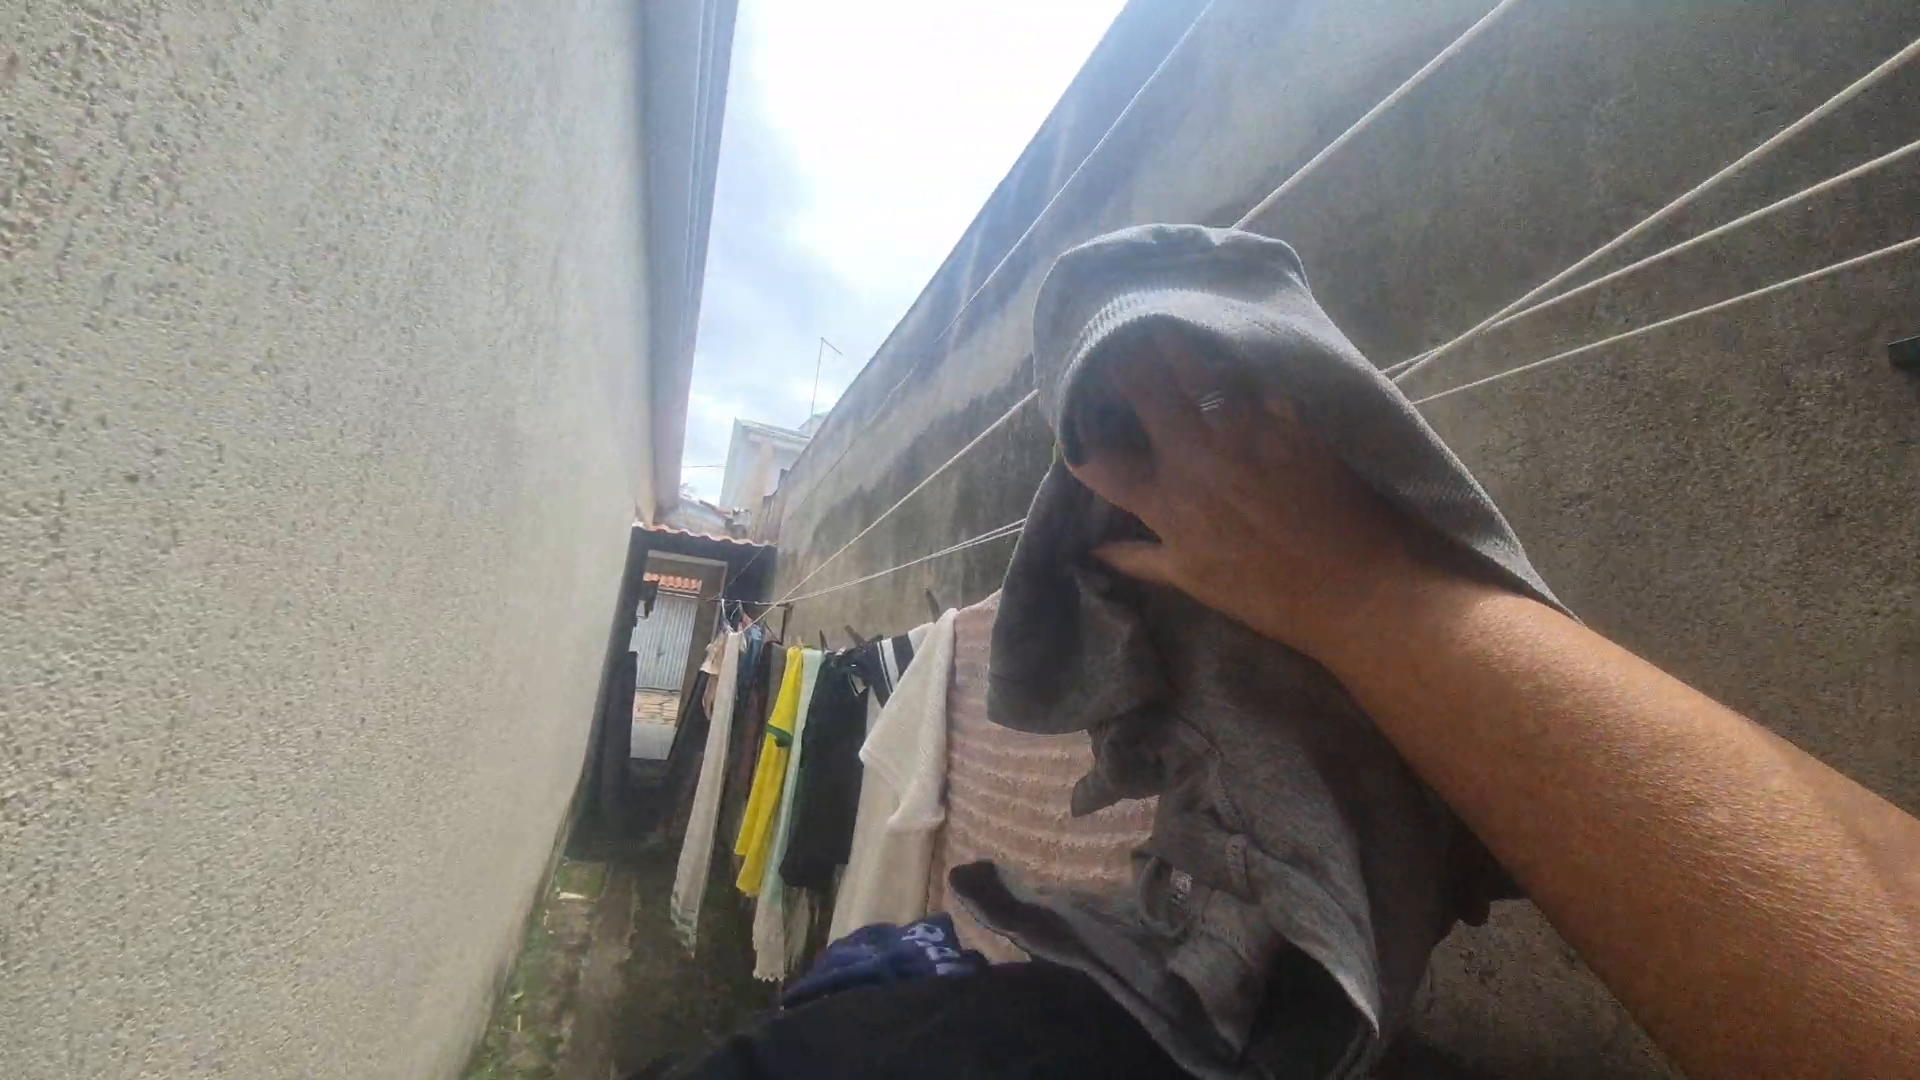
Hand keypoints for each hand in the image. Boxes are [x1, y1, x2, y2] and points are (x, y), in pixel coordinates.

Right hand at [1066, 333, 1457, 665]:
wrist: (1355, 588)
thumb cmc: (1265, 592)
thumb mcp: (1190, 581)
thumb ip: (1137, 559)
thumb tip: (1092, 554)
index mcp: (1165, 503)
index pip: (1100, 462)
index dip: (1080, 438)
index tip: (1074, 421)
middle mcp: (1195, 459)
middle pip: (1145, 392)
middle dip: (1122, 362)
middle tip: (1113, 340)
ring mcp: (1244, 434)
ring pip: (1197, 369)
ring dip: (1172, 341)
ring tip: (1158, 318)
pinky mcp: (1290, 419)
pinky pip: (1257, 374)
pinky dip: (1236, 354)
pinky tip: (1225, 334)